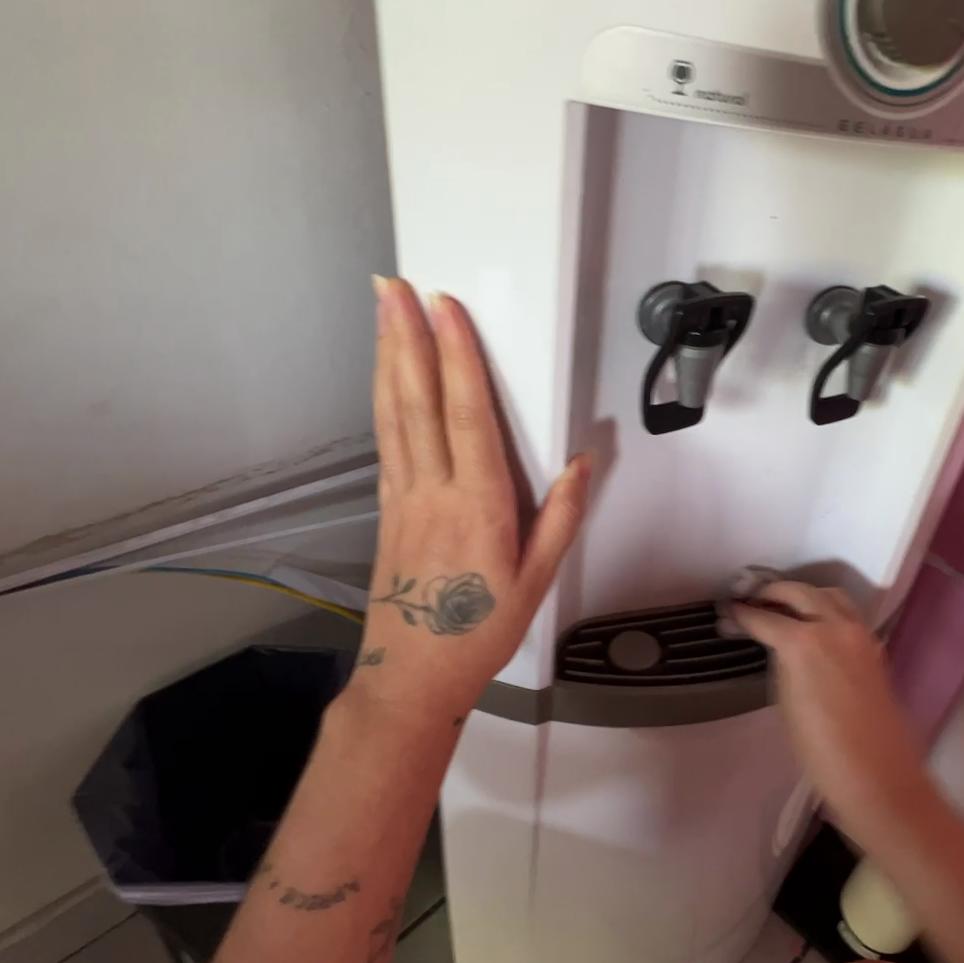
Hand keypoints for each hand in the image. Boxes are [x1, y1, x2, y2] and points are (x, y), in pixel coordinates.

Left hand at [357, 276, 590, 710]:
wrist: (412, 676)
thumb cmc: (479, 631)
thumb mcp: (538, 579)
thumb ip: (561, 515)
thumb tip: (582, 461)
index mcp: (477, 504)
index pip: (466, 414)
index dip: (457, 356)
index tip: (446, 309)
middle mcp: (433, 491)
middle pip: (417, 400)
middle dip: (407, 337)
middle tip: (393, 286)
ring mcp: (403, 497)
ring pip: (393, 414)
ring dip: (387, 358)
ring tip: (381, 314)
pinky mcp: (388, 508)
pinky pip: (385, 440)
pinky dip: (382, 400)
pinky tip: (382, 379)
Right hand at [730, 582, 937, 845]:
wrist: (878, 778)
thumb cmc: (822, 751)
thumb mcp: (787, 704)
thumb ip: (783, 664)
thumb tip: (779, 648)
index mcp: (804, 641)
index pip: (766, 618)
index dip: (744, 613)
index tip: (730, 610)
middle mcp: (834, 627)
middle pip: (799, 593)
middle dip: (774, 592)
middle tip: (754, 598)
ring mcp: (859, 634)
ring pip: (829, 596)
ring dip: (804, 595)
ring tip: (785, 605)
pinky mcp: (874, 648)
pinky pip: (847, 613)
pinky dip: (827, 609)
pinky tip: (815, 624)